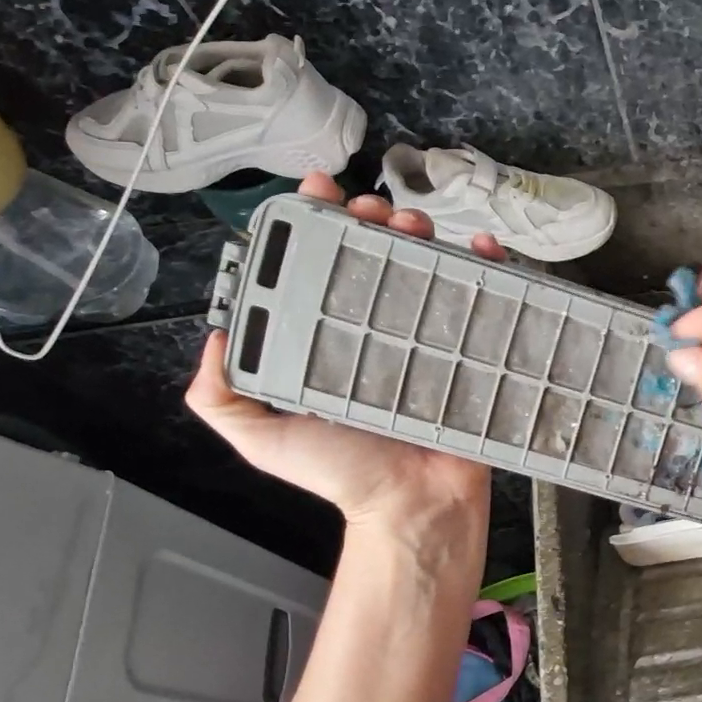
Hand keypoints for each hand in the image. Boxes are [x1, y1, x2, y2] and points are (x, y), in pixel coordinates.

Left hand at [185, 172, 507, 530]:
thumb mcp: (263, 439)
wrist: (415, 506)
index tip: (321, 196)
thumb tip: (213, 337)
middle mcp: (377, 335)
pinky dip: (488, 269)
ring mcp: (426, 342)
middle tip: (379, 215)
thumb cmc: (345, 476)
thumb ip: (223, 397)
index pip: (318, 270)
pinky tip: (484, 249)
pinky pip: (482, 305)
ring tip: (422, 228)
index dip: (317, 227)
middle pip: (375, 260)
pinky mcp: (469, 355)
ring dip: (425, 237)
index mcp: (328, 343)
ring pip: (425, 272)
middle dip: (375, 222)